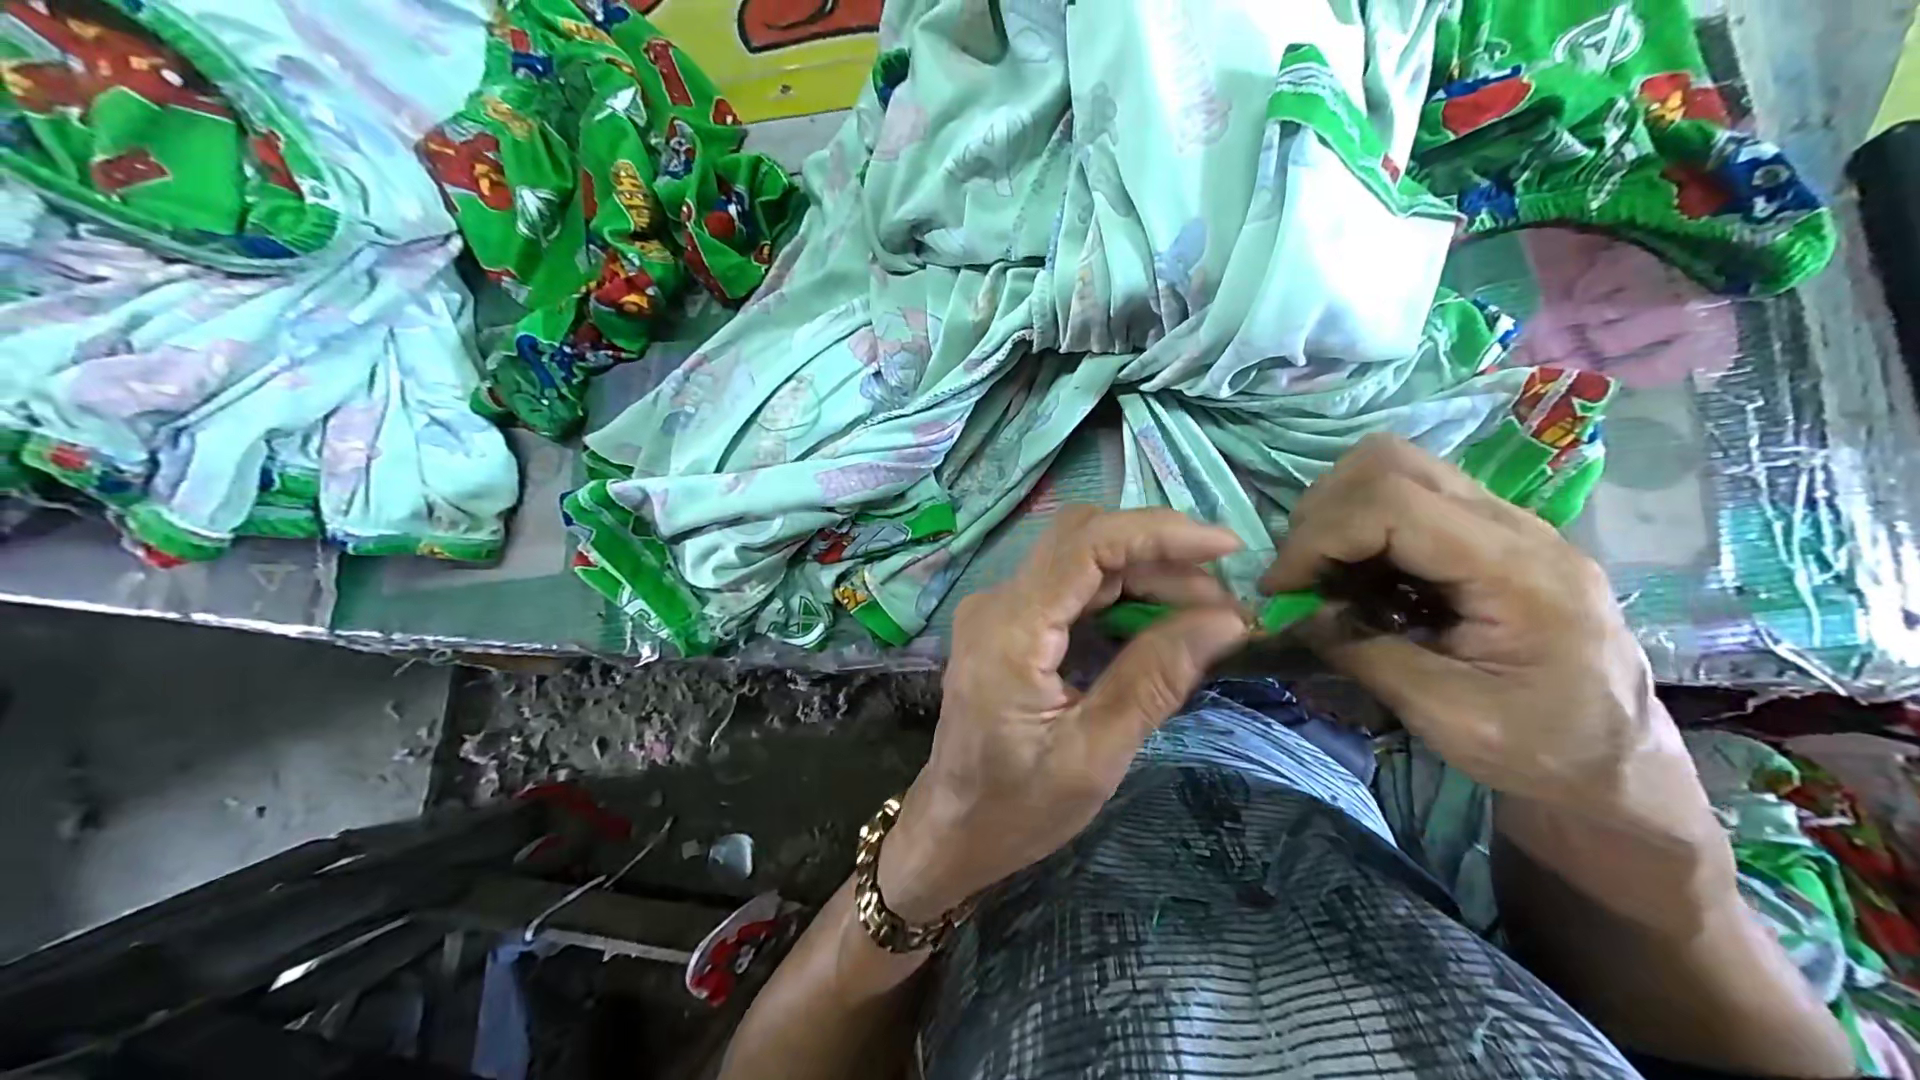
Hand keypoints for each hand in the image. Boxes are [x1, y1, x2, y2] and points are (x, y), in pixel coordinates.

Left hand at [878, 506, 1250, 922]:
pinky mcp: (1008, 622)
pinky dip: (1120, 594)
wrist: (953, 828)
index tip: (1225, 548)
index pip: (1085, 545)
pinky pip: (1070, 586)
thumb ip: (1156, 678)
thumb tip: (1227, 619)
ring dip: (1145, 574)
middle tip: (1222, 603)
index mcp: (1010, 630)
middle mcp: (997, 602)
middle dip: (1159, 556)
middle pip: (1084, 541)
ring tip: (1204, 614)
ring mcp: (999, 608)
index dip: (1158, 534)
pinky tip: (1159, 622)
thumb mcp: (1095, 754)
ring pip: (1080, 559)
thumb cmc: (1017, 807)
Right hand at [1260, 435, 1713, 849]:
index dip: (1318, 536)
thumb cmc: (1539, 748)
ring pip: (1393, 466)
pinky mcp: (1487, 532)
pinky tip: (1357, 574)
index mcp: (1516, 571)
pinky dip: (1358, 523)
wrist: (1614, 761)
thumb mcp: (1444, 715)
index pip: (1391, 502)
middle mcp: (1514, 527)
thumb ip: (1363, 653)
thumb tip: (1296, 612)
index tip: (1280, 588)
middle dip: (1321, 513)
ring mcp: (1504, 522)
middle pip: (1389, 462)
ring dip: (1336, 512)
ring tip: (1324, 571)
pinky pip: (1405, 494)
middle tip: (1302, 574)